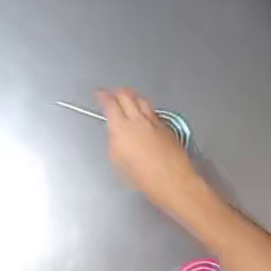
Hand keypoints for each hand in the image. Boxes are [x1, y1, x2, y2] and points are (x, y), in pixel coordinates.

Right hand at [97, 88, 206, 213]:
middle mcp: (137, 120)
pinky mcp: (165, 127)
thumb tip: (115, 133)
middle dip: (116, 92)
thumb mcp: (117, 160)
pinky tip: (144, 112)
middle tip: (111, 93)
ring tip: (128, 96)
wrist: (171, 179)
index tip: (98, 94)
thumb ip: (114, 141)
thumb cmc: (141, 176)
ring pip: (141, 100)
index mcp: (121, 127)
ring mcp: (153, 121)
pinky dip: (144, 107)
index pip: (110, 104)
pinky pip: (152, 111)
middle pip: (126, 96)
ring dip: (132, 95)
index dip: (102, 96)